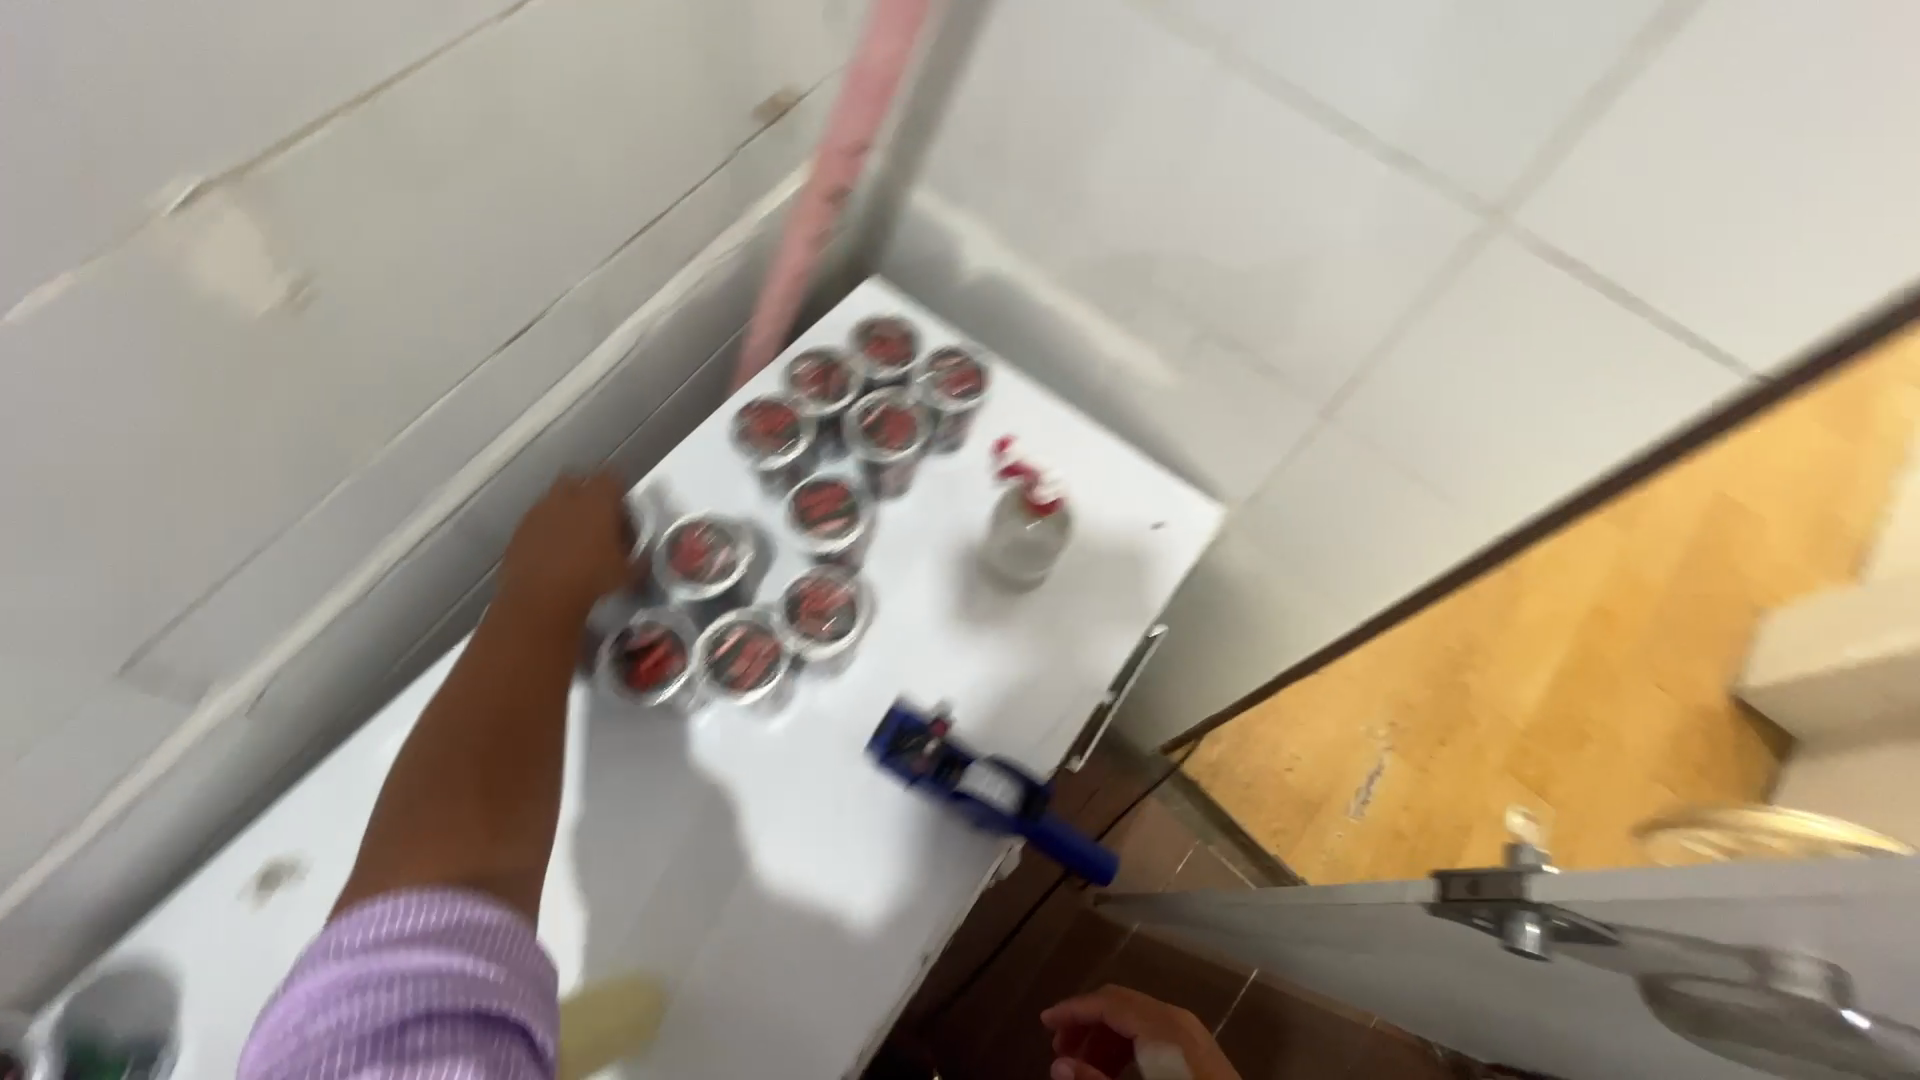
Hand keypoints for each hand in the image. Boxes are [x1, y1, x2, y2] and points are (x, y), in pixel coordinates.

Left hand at [496, 470, 637, 628]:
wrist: (541, 597)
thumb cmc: (593, 578)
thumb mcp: (630, 571)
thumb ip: (639, 557)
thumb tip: (642, 555)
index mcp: (599, 500)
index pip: (613, 480)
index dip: (620, 495)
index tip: (624, 515)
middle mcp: (568, 497)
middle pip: (580, 482)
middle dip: (589, 496)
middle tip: (598, 521)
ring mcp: (539, 510)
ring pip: (556, 500)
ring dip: (566, 512)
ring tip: (575, 540)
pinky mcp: (520, 528)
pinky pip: (538, 520)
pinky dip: (547, 529)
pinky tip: (553, 553)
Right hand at [1041, 985, 1242, 1079]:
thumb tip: (1058, 1065)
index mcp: (1160, 1026)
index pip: (1106, 1001)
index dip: (1071, 1009)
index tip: (1043, 1023)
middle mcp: (1175, 1018)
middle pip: (1120, 1004)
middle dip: (1086, 1023)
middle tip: (1060, 1051)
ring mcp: (1191, 1032)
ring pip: (1136, 1018)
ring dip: (1105, 1037)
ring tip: (1083, 1068)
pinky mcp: (1200, 1050)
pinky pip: (1153, 1032)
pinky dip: (1128, 1045)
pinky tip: (1115, 1072)